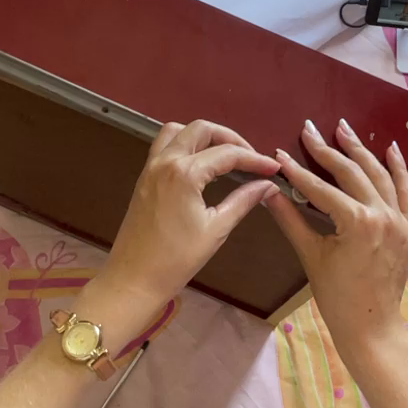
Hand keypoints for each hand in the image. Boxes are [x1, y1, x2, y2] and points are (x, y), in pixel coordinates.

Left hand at [85, 121, 280, 348]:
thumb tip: (268, 185)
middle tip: (250, 159)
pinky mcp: (144, 177)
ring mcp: (151, 167)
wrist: (134, 279)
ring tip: (225, 155)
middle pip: (201, 129)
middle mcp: (166, 161)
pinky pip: (164, 145)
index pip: (227, 154)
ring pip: (178, 130)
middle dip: (230, 138)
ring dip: (203, 136)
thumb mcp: (216, 229)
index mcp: (185, 173)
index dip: (254, 159)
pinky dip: (185, 144)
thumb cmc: (177, 259)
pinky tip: (200, 163)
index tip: (273, 169)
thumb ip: (243, 200)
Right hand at [263, 118, 407, 375]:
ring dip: (361, 150)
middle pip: (352, 173)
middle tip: (310, 128)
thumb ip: (290, 219)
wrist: (371, 327)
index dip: (298, 170)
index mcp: (357, 222)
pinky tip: (390, 149)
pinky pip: (405, 192)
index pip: (321, 188)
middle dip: (328, 150)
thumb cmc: (336, 297)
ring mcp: (400, 220)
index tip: (280, 153)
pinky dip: (398, 169)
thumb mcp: (310, 256)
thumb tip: (267, 192)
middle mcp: (383, 215)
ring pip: (380, 175)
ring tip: (344, 128)